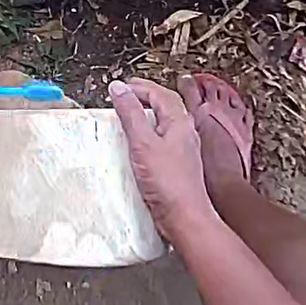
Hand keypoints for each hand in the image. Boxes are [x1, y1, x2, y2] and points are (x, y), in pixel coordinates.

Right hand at [108, 78, 214, 235]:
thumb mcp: (142, 142)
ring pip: (167, 119)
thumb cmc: (168, 182)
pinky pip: (165, 136)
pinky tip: (142, 141)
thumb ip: (131, 113)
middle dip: (145, 94)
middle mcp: (185, 131)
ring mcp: (184, 147)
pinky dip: (151, 129)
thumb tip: (119, 87)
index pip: (159, 93)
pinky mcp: (179, 163)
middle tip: (126, 93)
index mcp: (179, 121)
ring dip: (149, 111)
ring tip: (131, 112)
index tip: (119, 87)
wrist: (186, 217)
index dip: (138, 87)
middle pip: (166, 103)